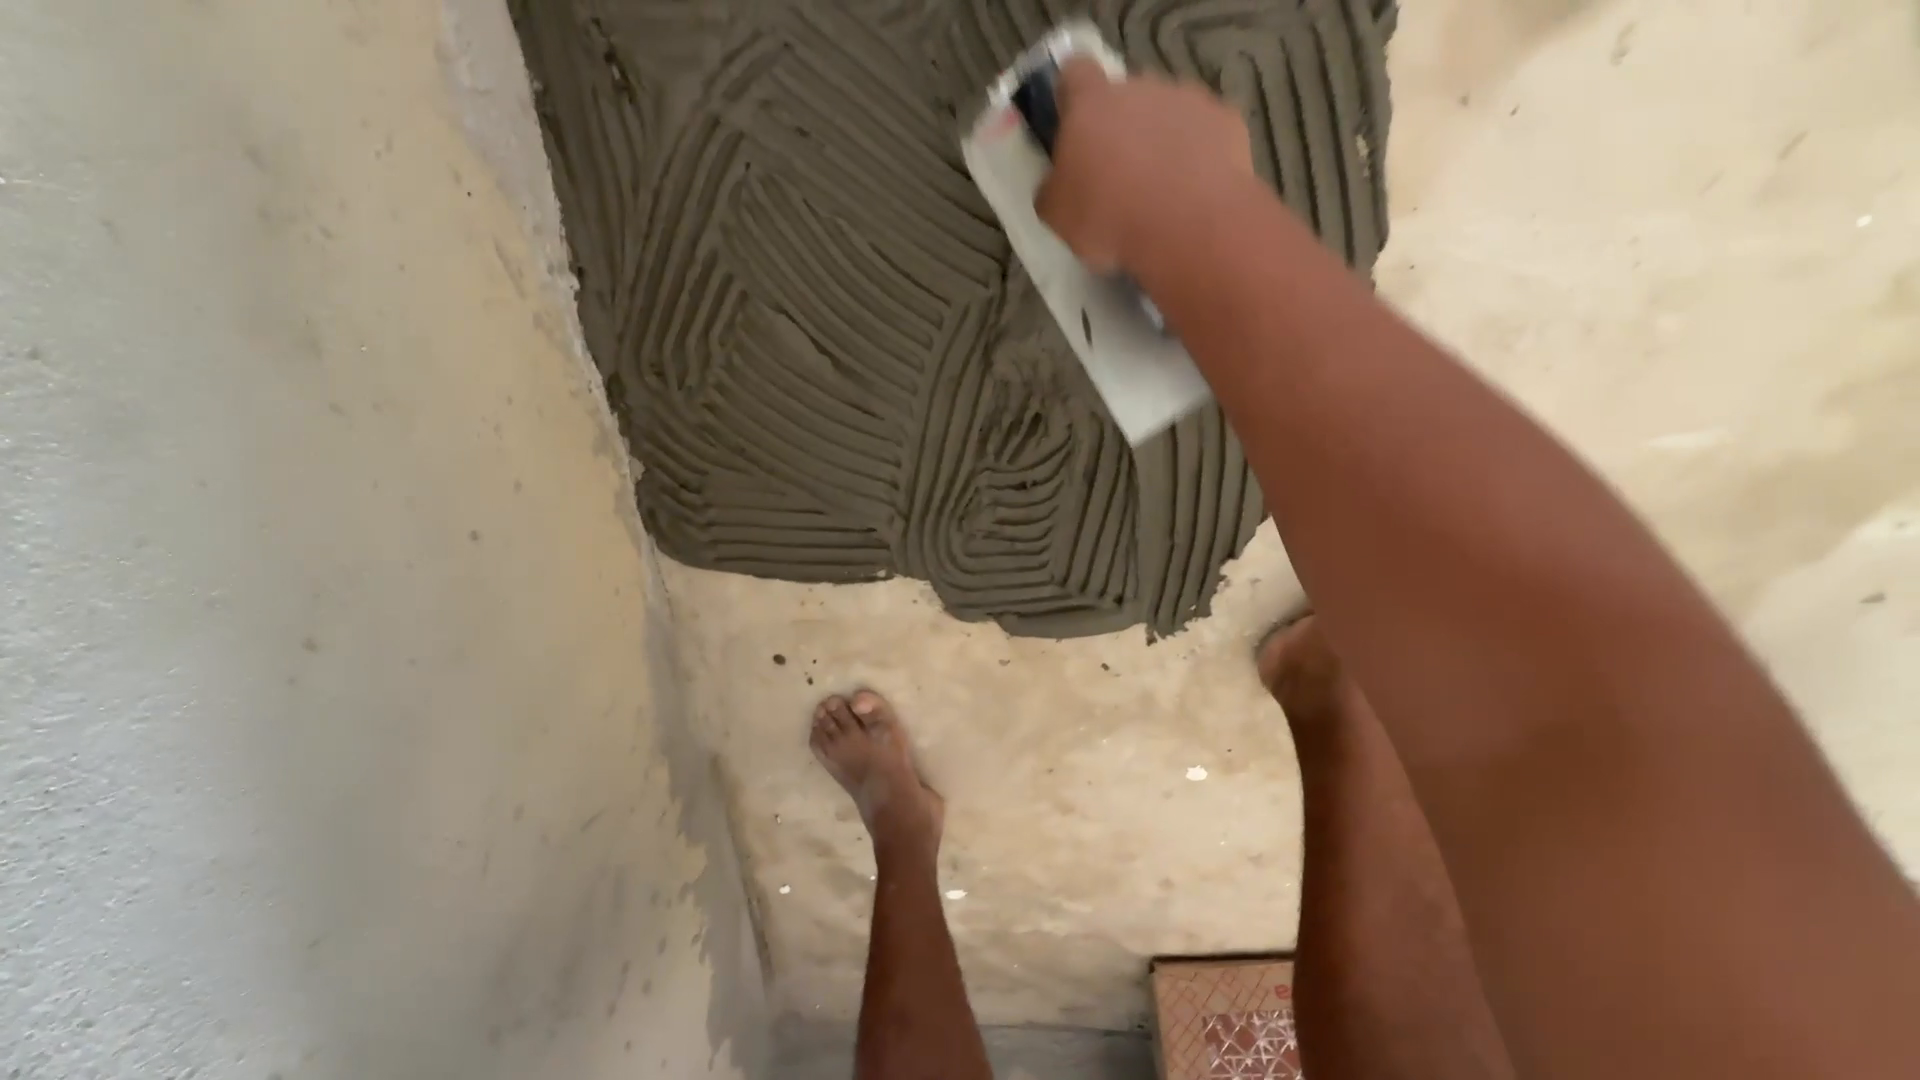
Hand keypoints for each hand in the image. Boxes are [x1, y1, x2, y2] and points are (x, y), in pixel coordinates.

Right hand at [1035, 59, 1254, 272]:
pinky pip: (1206, 133)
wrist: (1187, 226)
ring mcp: (1188, 100)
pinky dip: (1199, 156)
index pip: (1074, 74)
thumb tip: (1058, 184)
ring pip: (1168, 113)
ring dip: (1161, 141)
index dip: (1073, 97)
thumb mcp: (1056, 214)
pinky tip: (1195, 192)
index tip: (1074, 128)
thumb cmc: (1108, 216)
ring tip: (1161, 191)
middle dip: (1121, 127)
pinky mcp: (1226, 120)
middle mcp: (1140, 88)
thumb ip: (1053, 187)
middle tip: (1118, 177)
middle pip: (1126, 96)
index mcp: (1091, 104)